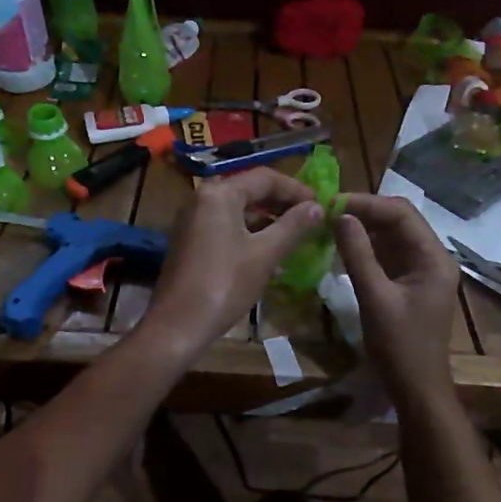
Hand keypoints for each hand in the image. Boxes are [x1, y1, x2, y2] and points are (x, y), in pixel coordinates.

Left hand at [141, 168, 324, 353]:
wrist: (178, 323)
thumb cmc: (225, 284)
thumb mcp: (265, 254)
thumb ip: (293, 226)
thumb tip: (317, 207)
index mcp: (218, 194)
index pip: (264, 178)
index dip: (296, 189)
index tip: (321, 204)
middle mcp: (200, 200)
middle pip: (249, 192)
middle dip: (281, 205)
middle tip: (311, 219)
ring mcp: (191, 221)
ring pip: (237, 212)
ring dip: (267, 222)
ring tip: (296, 237)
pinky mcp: (189, 242)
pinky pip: (224, 229)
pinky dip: (248, 236)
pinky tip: (271, 255)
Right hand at [334, 194, 459, 401]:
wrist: (415, 385)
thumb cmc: (399, 345)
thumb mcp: (374, 298)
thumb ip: (358, 256)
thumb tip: (340, 216)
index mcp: (433, 258)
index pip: (401, 213)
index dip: (366, 203)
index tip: (330, 203)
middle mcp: (431, 257)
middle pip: (397, 219)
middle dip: (362, 211)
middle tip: (324, 211)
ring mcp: (418, 269)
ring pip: (389, 235)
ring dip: (360, 227)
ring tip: (326, 224)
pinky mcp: (405, 281)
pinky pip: (384, 253)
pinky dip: (362, 246)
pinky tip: (338, 245)